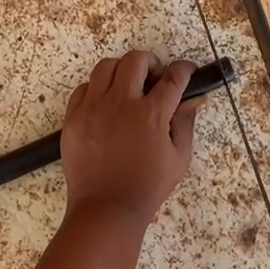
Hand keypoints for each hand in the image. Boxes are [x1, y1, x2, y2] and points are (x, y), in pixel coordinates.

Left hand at [60, 51, 201, 227]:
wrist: (106, 208)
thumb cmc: (147, 187)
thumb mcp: (178, 158)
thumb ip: (186, 122)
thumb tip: (196, 97)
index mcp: (151, 115)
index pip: (173, 77)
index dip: (185, 69)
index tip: (187, 70)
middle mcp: (121, 103)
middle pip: (136, 60)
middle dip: (151, 62)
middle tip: (154, 77)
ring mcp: (93, 108)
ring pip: (106, 66)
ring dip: (122, 70)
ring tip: (128, 86)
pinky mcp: (73, 117)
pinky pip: (84, 88)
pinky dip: (97, 88)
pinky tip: (105, 103)